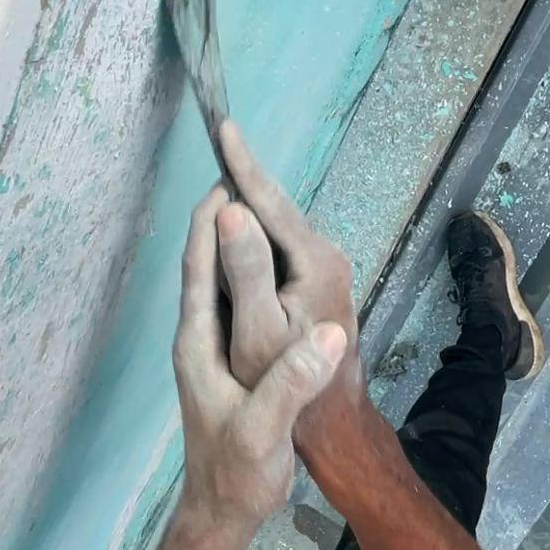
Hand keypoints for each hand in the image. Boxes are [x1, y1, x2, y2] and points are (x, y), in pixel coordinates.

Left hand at [175, 186, 346, 539]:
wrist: (223, 511)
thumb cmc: (239, 472)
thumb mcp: (266, 431)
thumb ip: (292, 383)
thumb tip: (330, 333)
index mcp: (198, 341)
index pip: (198, 266)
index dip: (211, 221)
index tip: (231, 178)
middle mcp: (197, 335)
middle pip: (202, 263)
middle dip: (219, 220)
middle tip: (248, 179)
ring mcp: (207, 347)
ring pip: (214, 280)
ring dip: (230, 241)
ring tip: (260, 211)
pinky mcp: (222, 358)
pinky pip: (229, 300)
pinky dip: (242, 271)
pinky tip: (268, 268)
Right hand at [215, 121, 359, 386]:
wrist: (331, 423)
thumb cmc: (289, 385)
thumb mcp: (258, 331)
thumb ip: (246, 270)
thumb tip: (229, 211)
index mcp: (315, 262)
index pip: (271, 203)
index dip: (243, 165)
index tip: (225, 126)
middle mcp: (327, 256)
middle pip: (276, 209)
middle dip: (245, 178)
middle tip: (218, 143)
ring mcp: (327, 268)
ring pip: (278, 227)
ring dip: (249, 208)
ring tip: (220, 179)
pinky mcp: (321, 281)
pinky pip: (281, 246)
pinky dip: (256, 235)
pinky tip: (238, 232)